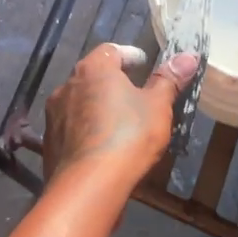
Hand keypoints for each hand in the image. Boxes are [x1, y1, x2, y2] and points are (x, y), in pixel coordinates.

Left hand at [41, 44, 199, 188]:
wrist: (88, 187)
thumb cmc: (128, 137)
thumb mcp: (158, 107)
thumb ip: (169, 80)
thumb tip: (188, 56)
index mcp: (94, 69)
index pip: (111, 50)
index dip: (129, 55)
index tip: (144, 63)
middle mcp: (67, 85)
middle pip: (93, 75)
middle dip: (112, 82)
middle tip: (135, 94)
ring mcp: (54, 115)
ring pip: (80, 102)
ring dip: (97, 106)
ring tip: (119, 122)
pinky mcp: (49, 142)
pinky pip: (71, 128)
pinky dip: (86, 130)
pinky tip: (101, 145)